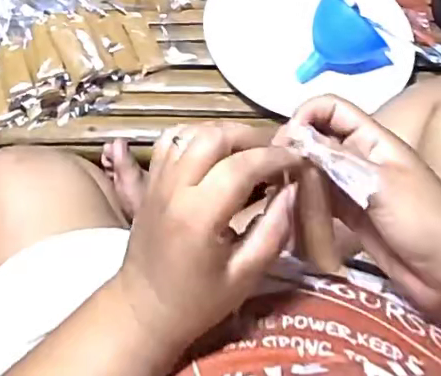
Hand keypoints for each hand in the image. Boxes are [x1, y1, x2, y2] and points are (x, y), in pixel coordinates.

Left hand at [108, 123, 302, 359]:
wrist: (142, 309)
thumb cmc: (196, 302)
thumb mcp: (244, 278)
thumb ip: (273, 232)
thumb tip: (292, 189)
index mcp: (198, 216)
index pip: (240, 167)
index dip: (274, 157)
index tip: (298, 159)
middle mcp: (175, 187)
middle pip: (215, 136)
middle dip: (250, 137)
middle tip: (275, 152)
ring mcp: (159, 178)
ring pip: (193, 131)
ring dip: (225, 132)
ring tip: (248, 150)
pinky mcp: (150, 176)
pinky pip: (172, 138)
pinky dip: (197, 134)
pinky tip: (214, 150)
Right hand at [279, 96, 440, 320]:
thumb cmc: (426, 223)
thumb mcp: (381, 186)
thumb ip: (338, 159)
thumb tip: (296, 136)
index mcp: (373, 138)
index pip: (331, 108)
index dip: (306, 115)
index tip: (287, 142)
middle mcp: (361, 156)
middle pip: (319, 136)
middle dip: (295, 147)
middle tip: (273, 172)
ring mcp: (355, 187)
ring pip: (316, 168)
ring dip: (297, 175)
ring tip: (276, 192)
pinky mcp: (352, 216)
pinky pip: (321, 199)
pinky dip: (305, 200)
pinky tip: (289, 211)